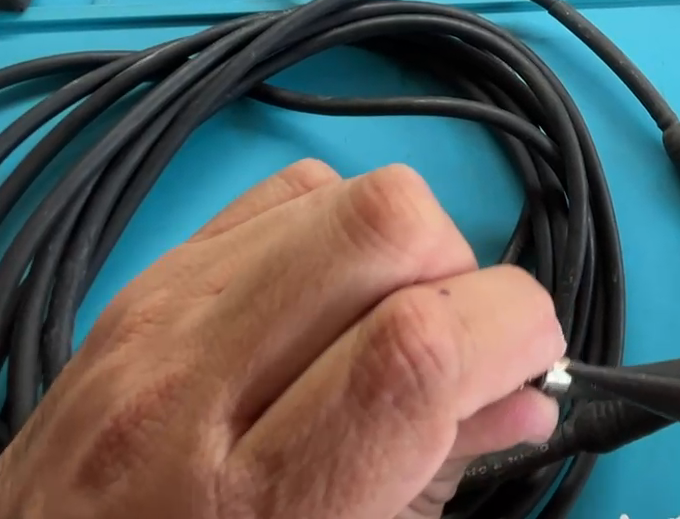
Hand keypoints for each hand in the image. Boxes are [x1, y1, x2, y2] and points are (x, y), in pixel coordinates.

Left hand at [0, 160, 564, 518]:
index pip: (416, 342)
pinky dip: (342, 227)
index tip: (528, 359)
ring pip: (347, 192)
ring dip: (406, 248)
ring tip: (388, 320)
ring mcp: (164, 311)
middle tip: (452, 337)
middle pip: (384, 222)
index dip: (511, 328)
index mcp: (262, 501)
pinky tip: (331, 297)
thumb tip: (528, 396)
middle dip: (459, 265)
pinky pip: (288, 191)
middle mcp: (198, 384)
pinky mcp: (151, 275)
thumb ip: (446, 474)